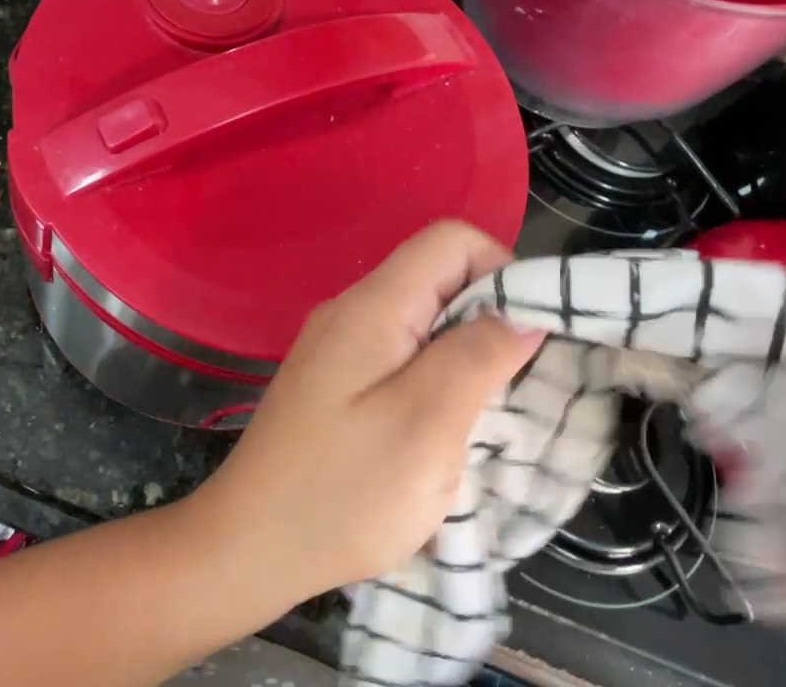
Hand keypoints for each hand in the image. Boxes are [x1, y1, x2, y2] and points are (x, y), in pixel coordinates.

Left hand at [180, 221, 544, 601]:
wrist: (250, 543)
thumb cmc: (342, 492)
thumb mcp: (425, 424)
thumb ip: (476, 356)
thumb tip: (524, 307)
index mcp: (371, 307)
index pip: (451, 241)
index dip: (505, 273)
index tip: (535, 338)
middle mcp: (350, 312)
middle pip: (438, 278)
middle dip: (493, 319)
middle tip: (520, 389)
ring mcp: (337, 348)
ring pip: (423, 320)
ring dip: (468, 356)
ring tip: (488, 416)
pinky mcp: (334, 382)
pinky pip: (399, 356)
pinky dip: (436, 379)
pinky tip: (444, 429)